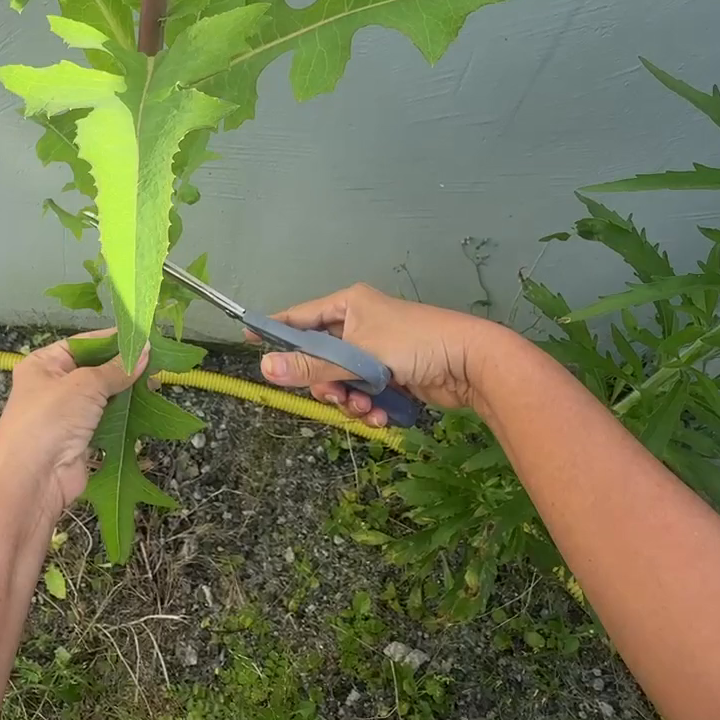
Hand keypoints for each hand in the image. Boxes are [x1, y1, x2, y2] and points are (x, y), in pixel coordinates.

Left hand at [0, 331, 148, 519]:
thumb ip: (117, 368)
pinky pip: (106, 420)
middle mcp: (52, 387)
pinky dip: (124, 414)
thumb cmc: (50, 419)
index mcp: (43, 365)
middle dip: (123, 367)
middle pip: (94, 370)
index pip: (81, 344)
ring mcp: (67, 415)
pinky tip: (146, 406)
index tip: (142, 337)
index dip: (111, 340)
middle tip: (157, 362)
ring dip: (127, 391)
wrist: (34, 479)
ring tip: (157, 382)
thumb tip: (145, 349)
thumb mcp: (85, 384)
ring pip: (103, 396)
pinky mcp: (80, 439)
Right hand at [256, 283, 501, 424]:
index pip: (299, 317)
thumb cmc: (413, 345)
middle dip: (325, 383)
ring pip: (342, 380)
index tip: (247, 339)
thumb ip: (311, 367)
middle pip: (320, 358)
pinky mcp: (392, 373)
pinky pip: (364, 391)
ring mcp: (376, 349)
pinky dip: (368, 406)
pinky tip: (381, 415)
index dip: (274, 329)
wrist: (472, 362)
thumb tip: (265, 368)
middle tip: (334, 397)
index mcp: (348, 304)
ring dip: (349, 400)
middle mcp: (359, 323)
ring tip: (365, 409)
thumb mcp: (357, 357)